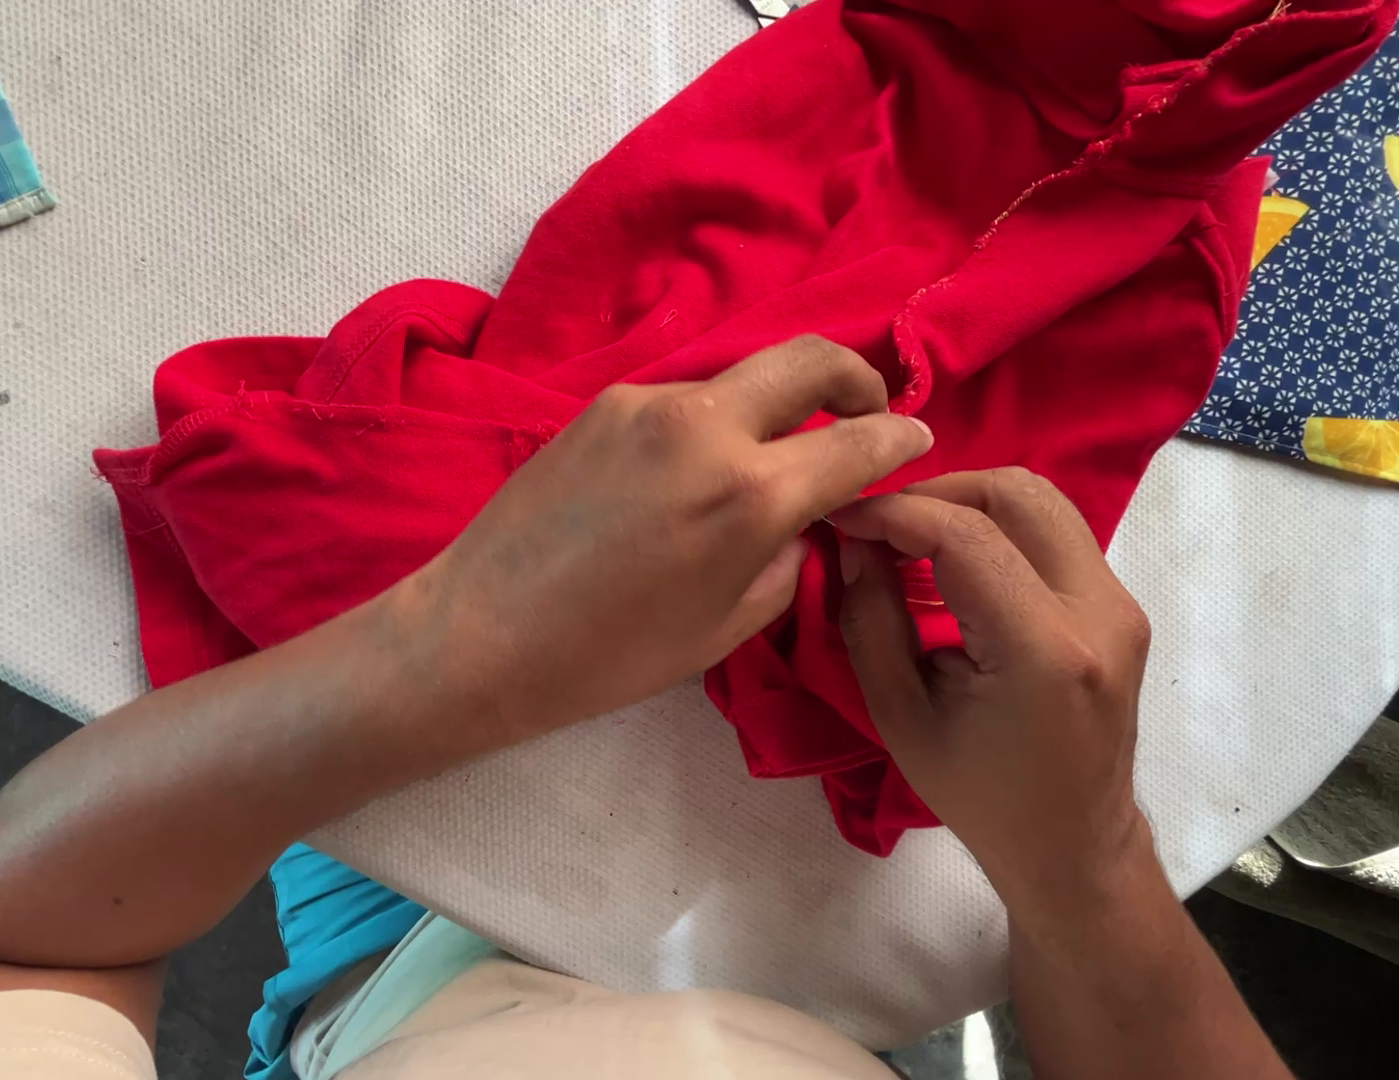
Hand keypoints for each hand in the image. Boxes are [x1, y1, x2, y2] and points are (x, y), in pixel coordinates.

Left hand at [391, 336, 932, 732]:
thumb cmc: (609, 654)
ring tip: (779, 441)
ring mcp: (647, 401)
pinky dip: (718, 412)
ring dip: (780, 395)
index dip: (901, 438)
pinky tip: (700, 457)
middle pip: (812, 357)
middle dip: (858, 378)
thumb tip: (808, 515)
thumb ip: (788, 555)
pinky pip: (685, 392)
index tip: (915, 439)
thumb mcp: (726, 625)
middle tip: (864, 414)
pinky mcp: (602, 401)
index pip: (859, 440)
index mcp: (750, 492)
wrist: (483, 629)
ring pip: (743, 371)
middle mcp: (706, 424)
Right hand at [832, 468, 1155, 934]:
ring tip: (903, 538)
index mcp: (1043, 649)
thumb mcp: (896, 712)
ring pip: (1038, 501)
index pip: (964, 534)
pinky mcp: (1116, 606)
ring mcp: (1119, 604)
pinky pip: (1048, 532)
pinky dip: (988, 527)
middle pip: (1015, 493)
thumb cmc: (975, 791)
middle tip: (875, 524)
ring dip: (962, 503)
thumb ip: (869, 617)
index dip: (890, 511)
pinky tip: (943, 563)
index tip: (837, 516)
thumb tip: (854, 543)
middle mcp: (1099, 611)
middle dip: (931, 491)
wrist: (1070, 844)